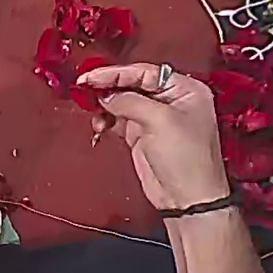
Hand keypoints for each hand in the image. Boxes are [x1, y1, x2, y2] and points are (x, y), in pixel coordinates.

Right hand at [78, 63, 229, 212]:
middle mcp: (171, 100)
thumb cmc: (187, 159)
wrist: (187, 200)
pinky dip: (106, 119)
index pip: (145, 72)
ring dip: (105, 105)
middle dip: (109, 86)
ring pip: (123, 101)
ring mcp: (155, 118)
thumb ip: (130, 102)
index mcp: (185, 89)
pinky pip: (118, 119)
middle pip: (133, 84)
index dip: (117, 73)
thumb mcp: (160, 121)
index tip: (93, 76)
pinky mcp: (142, 134)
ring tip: (92, 109)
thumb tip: (106, 94)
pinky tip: (99, 124)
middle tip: (85, 87)